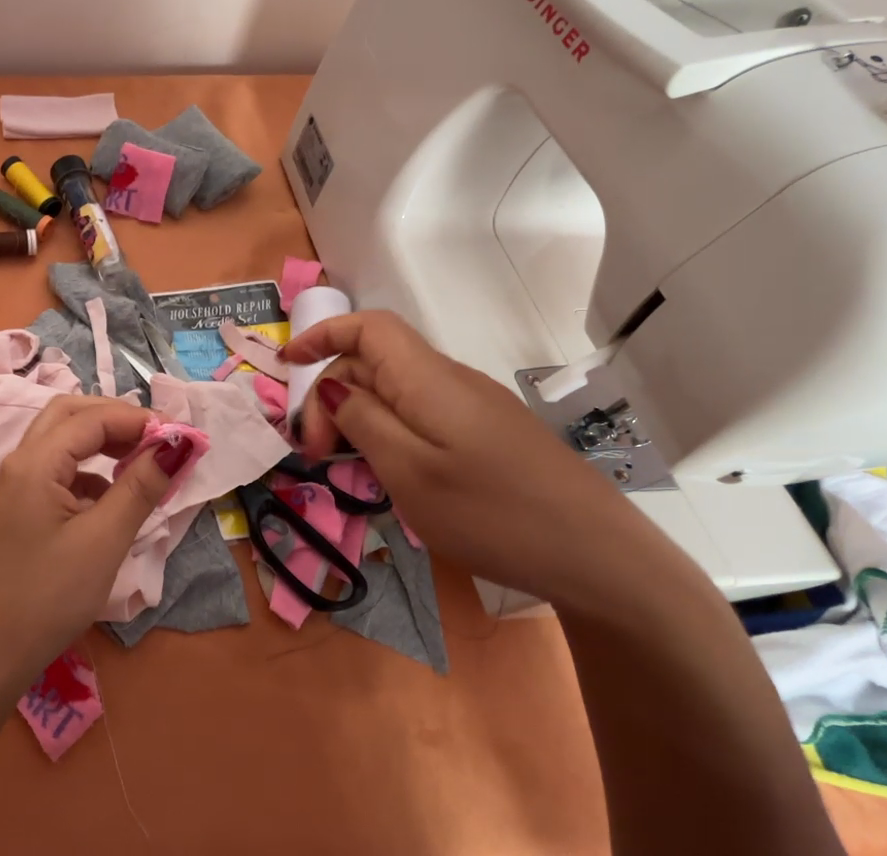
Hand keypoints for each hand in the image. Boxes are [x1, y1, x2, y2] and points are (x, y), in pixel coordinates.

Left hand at [0, 396, 187, 695]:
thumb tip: (178, 444)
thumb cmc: (49, 597)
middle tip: (160, 441)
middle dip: (116, 420)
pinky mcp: (20, 510)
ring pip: (62, 442)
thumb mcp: (104, 541)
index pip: (92, 418)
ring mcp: (15, 487)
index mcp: (34, 462)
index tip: (183, 438)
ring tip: (145, 465)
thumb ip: (140, 487)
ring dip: (103, 443)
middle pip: (70, 416)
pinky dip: (90, 472)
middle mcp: (19, 463)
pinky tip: (114, 499)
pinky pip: (57, 472)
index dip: (139, 420)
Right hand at [283, 311, 658, 605]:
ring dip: (358, 418)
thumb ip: (363, 421)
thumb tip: (332, 386)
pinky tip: (391, 476)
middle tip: (315, 456)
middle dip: (331, 396)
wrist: (600, 559)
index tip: (286, 368)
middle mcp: (452, 382)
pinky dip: (389, 433)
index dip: (322, 333)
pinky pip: (423, 417)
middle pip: (375, 362)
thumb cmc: (493, 513)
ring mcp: (475, 409)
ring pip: (397, 392)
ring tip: (346, 469)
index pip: (368, 327)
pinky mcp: (490, 437)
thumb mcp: (409, 471)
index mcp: (428, 379)